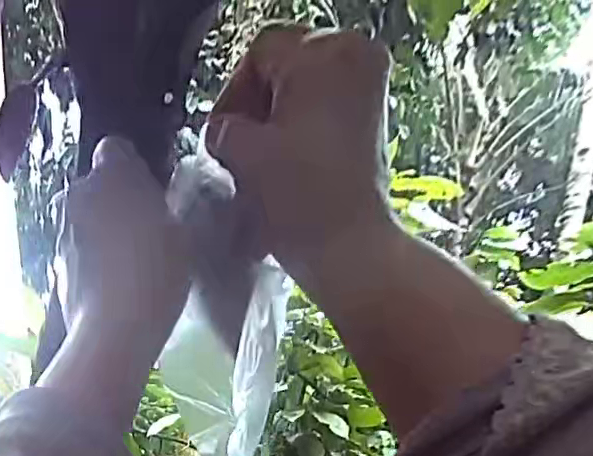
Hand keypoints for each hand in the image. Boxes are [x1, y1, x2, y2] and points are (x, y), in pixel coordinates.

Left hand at [58, 138, 190, 340]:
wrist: (113, 331)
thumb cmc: (157, 273)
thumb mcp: (187, 233)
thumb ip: (181, 204)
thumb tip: (180, 197)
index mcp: (110, 172)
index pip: (116, 150)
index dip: (134, 170)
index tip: (152, 194)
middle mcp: (76, 196)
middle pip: (96, 189)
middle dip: (114, 203)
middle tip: (144, 232)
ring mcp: (60, 235)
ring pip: (83, 224)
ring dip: (100, 236)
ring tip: (128, 268)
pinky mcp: (53, 271)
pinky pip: (76, 258)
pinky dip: (89, 266)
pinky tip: (111, 291)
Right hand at [205, 26, 523, 435]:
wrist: (355, 265)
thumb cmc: (303, 213)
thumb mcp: (251, 163)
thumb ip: (227, 129)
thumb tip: (226, 128)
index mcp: (334, 58)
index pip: (265, 52)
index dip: (235, 98)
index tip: (226, 148)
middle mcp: (360, 66)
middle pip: (281, 76)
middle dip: (254, 122)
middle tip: (240, 172)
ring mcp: (366, 107)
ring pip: (295, 111)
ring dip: (270, 147)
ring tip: (260, 192)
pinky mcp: (364, 145)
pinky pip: (312, 136)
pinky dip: (291, 161)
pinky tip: (282, 198)